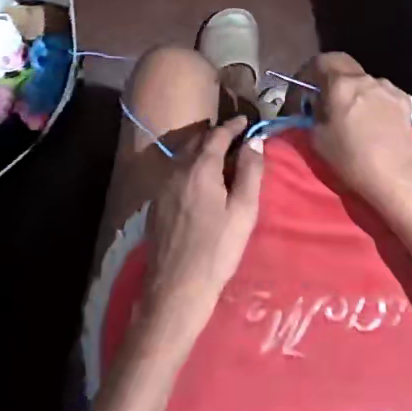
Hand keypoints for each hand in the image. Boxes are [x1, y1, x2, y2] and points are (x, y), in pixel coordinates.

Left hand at [141, 117, 264, 338]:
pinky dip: (191, 168)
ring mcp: (162, 187)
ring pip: (184, 157)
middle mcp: (176, 170)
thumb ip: (250, 172)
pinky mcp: (156, 204)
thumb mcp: (243, 211)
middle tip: (236, 139)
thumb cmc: (217, 250)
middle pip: (197, 142)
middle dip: (216, 136)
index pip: (217, 135)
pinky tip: (201, 184)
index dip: (233, 126)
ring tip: (222, 160)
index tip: (246, 122)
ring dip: (202, 152)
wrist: (176, 288)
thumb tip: (255, 141)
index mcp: (199, 168)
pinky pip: (176, 174)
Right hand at [306, 53, 411, 231]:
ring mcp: (388, 88)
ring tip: (351, 114)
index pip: (321, 60)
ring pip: (364, 80)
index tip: (304, 90)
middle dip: (331, 77)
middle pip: (344, 65)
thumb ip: (313, 113)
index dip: (309, 72)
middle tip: (325, 99)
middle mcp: (365, 79)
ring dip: (353, 90)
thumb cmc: (352, 159)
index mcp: (341, 84)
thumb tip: (315, 104)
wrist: (398, 177)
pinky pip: (381, 93)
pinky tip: (373, 120)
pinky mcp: (405, 101)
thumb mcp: (317, 138)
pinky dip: (372, 100)